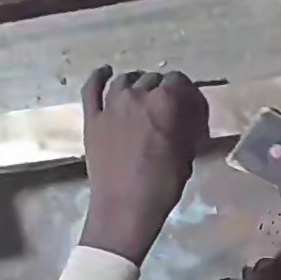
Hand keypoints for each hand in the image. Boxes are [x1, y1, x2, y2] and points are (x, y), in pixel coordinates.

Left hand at [78, 66, 208, 263]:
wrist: (125, 208)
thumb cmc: (162, 186)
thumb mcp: (186, 157)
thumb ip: (186, 130)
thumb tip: (188, 119)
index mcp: (164, 103)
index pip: (179, 81)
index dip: (186, 91)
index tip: (189, 103)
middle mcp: (137, 96)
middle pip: (152, 79)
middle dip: (162, 89)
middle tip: (166, 107)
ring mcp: (110, 105)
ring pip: (125, 80)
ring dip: (137, 83)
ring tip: (141, 92)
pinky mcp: (92, 118)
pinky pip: (92, 88)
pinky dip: (99, 77)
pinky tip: (105, 72)